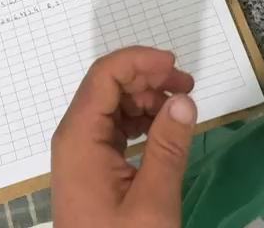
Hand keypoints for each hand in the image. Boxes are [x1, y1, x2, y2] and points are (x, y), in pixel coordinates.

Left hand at [51, 47, 197, 227]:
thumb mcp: (152, 203)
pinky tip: (164, 128)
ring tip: (181, 106)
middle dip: (147, 77)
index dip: (139, 60)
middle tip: (188, 86)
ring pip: (112, 104)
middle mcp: (75, 136)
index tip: (175, 64)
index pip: (104, 75)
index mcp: (79, 136)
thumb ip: (167, 147)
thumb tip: (182, 99)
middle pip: (108, 85)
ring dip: (146, 97)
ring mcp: (81, 152)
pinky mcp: (92, 167)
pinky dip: (141, 120)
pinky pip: (115, 127)